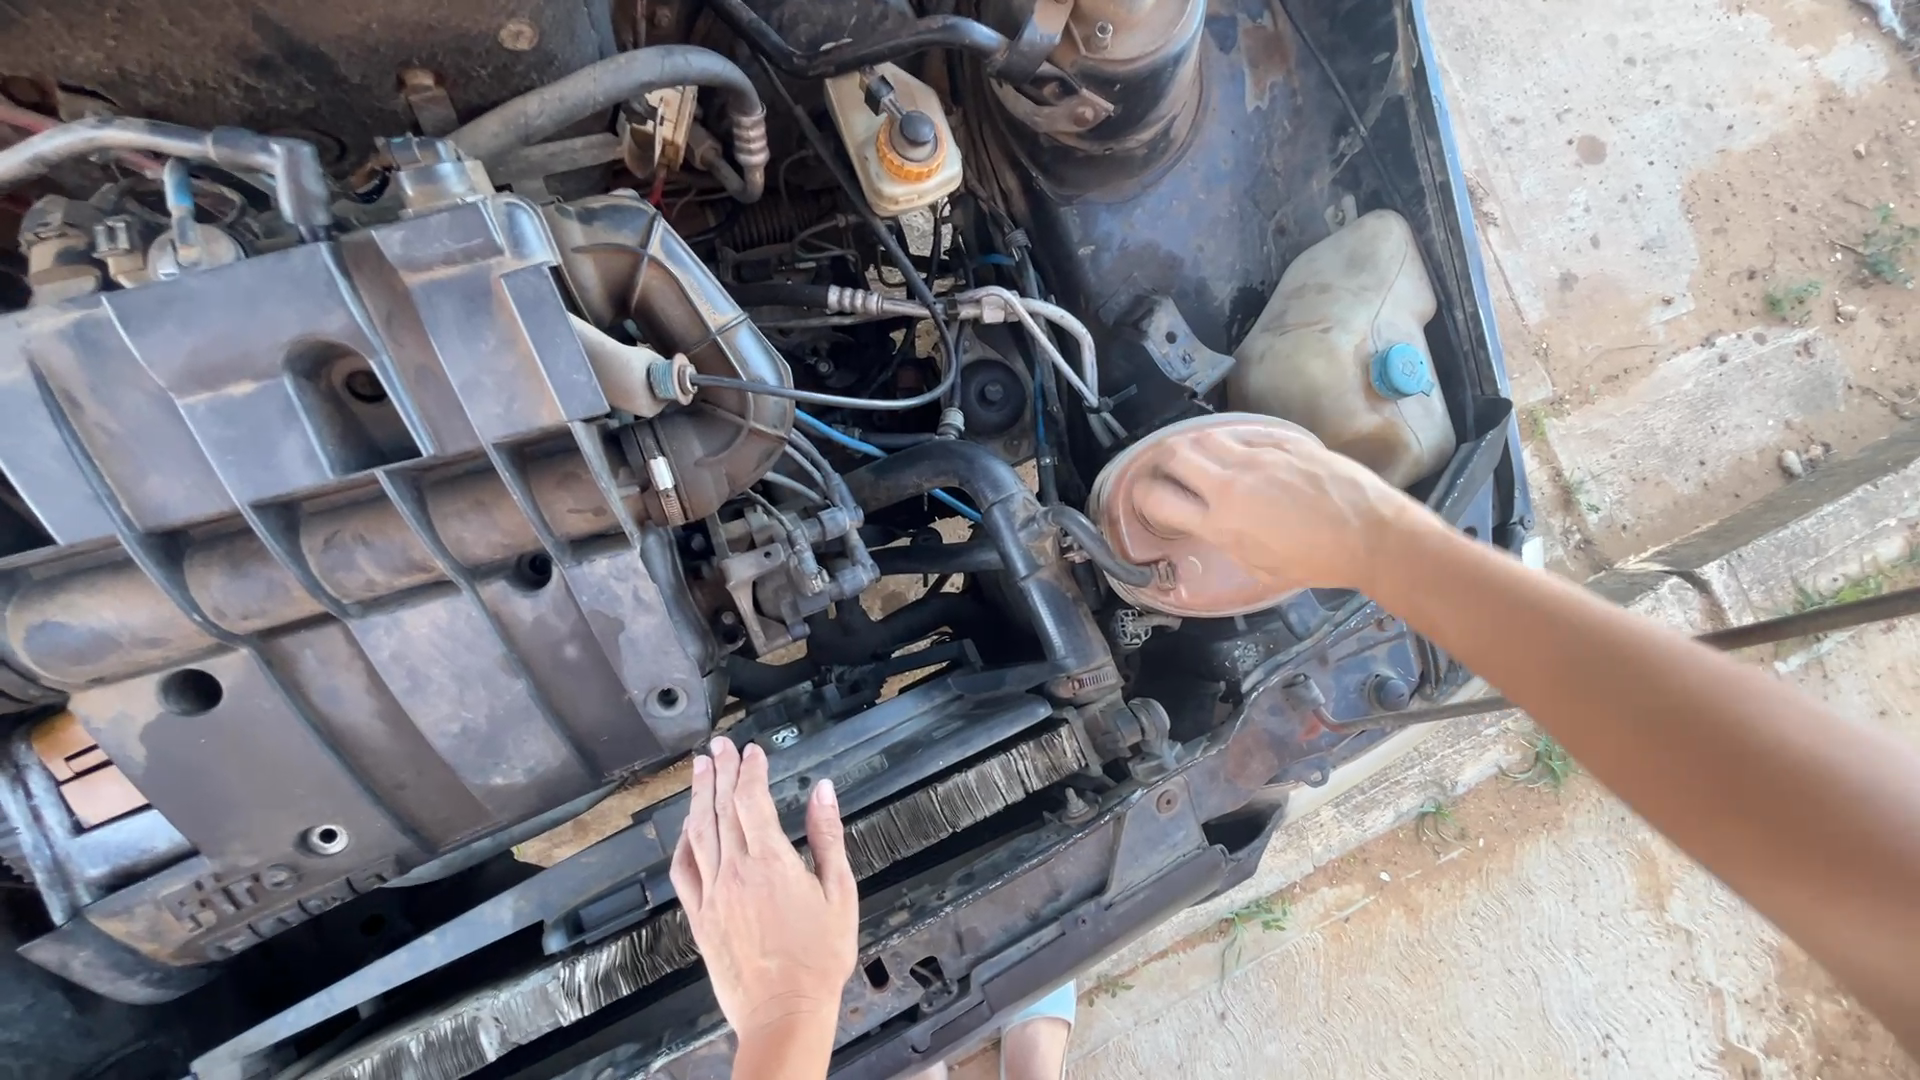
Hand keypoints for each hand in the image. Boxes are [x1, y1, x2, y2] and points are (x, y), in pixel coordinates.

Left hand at [670, 736, 857, 1068]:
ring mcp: (713, 894)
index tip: (752, 750)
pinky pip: (683, 871)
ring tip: (700, 768)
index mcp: (771, 862)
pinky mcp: (700, 918)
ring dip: (699, 796)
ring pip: (699, 832)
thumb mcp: (839, 891)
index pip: (752, 800)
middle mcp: (735, 872)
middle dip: (720, 771)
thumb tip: (824, 790)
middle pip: (722, 808)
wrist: (784, 1014)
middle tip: (720, 745)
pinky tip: (687, 826)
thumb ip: (827, 835)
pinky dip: (683, 842)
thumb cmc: (819, 956)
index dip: (749, 771)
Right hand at [1127, 427, 1426, 592]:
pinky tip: (1239, 452)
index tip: (1145, 495)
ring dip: (1194, 445)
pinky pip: (1241, 434)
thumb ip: (1226, 540)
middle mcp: (1229, 485)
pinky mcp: (1281, 442)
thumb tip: (1211, 524)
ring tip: (1199, 455)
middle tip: (1167, 468)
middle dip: (1162, 461)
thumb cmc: (1316, 563)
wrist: (1371, 535)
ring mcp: (1256, 459)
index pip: (1158, 498)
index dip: (1142, 494)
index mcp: (1220, 523)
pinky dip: (1231, 442)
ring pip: (1203, 436)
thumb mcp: (1258, 567)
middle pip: (1173, 455)